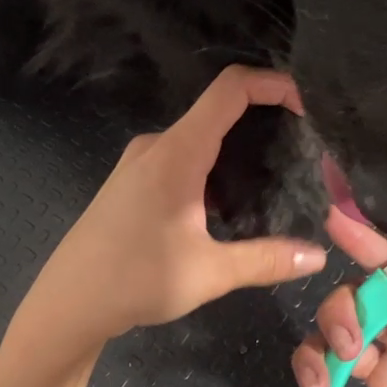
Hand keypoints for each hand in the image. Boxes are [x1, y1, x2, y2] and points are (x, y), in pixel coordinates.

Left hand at [17, 66, 328, 350]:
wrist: (68, 302)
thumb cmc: (135, 279)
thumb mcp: (210, 273)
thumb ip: (267, 260)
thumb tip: (317, 255)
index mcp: (177, 152)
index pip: (230, 89)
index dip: (272, 84)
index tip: (307, 104)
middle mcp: (157, 146)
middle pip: (217, 112)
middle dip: (262, 123)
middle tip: (302, 151)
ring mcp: (139, 162)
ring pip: (198, 139)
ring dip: (235, 151)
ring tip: (274, 180)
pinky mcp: (131, 181)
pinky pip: (181, 158)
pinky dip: (211, 168)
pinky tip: (229, 205)